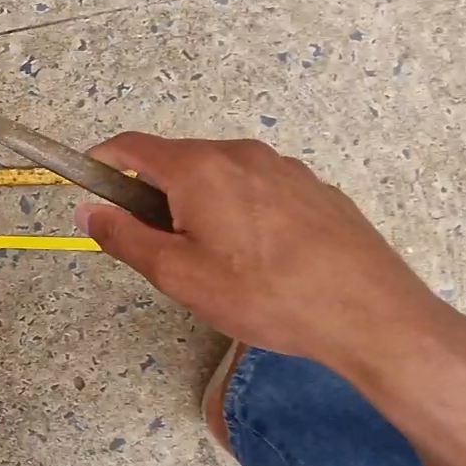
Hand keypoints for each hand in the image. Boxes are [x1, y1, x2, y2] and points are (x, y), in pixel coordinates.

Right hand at [80, 134, 455, 376]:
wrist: (377, 320)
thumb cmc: (265, 295)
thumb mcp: (178, 275)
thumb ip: (123, 237)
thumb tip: (88, 210)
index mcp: (197, 168)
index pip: (131, 146)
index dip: (102, 159)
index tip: (90, 182)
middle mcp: (238, 154)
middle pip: (176, 160)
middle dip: (154, 192)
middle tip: (160, 243)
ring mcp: (284, 168)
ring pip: (220, 173)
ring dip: (200, 200)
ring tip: (216, 255)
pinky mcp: (317, 189)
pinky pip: (259, 187)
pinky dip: (241, 207)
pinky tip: (263, 256)